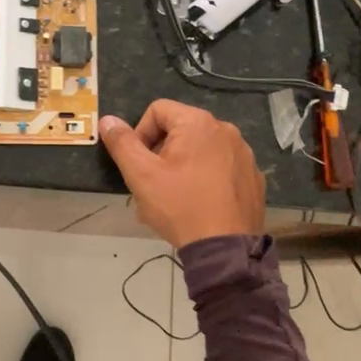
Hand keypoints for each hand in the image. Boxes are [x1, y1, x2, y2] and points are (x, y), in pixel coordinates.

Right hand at [100, 100, 264, 248]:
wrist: (226, 249)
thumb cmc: (180, 206)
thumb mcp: (142, 175)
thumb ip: (122, 143)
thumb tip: (107, 120)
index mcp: (198, 122)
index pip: (158, 111)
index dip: (141, 133)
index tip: (140, 164)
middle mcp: (225, 129)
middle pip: (181, 129)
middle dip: (162, 152)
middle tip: (155, 183)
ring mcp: (244, 153)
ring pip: (202, 149)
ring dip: (184, 165)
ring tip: (177, 197)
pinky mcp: (253, 176)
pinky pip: (223, 166)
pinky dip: (208, 177)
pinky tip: (202, 203)